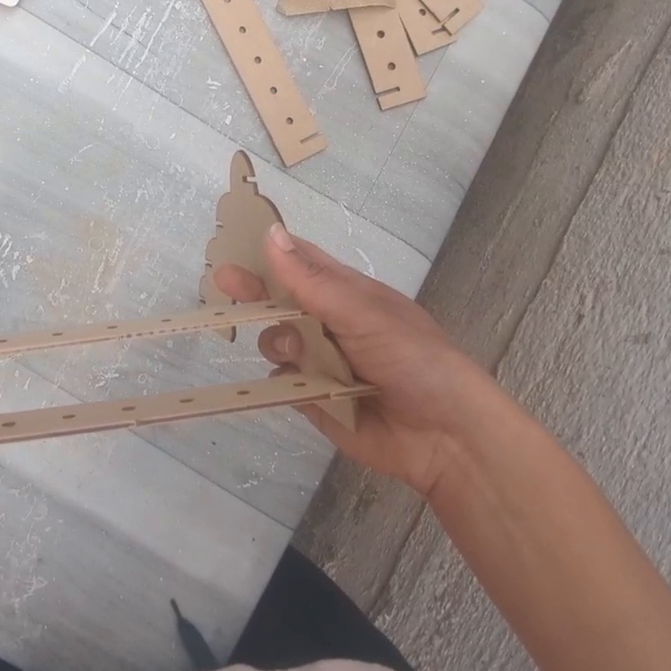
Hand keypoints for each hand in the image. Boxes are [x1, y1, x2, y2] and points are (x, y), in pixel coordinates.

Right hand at [214, 224, 501, 495]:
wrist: (445, 436)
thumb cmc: (414, 359)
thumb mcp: (363, 313)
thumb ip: (311, 282)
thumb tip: (271, 234)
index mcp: (347, 294)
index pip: (301, 262)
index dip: (269, 251)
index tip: (234, 241)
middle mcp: (330, 323)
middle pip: (279, 300)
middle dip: (254, 292)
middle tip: (224, 283)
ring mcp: (321, 361)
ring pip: (276, 341)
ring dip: (278, 342)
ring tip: (300, 353)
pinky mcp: (314, 399)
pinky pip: (282, 382)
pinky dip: (284, 381)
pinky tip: (301, 383)